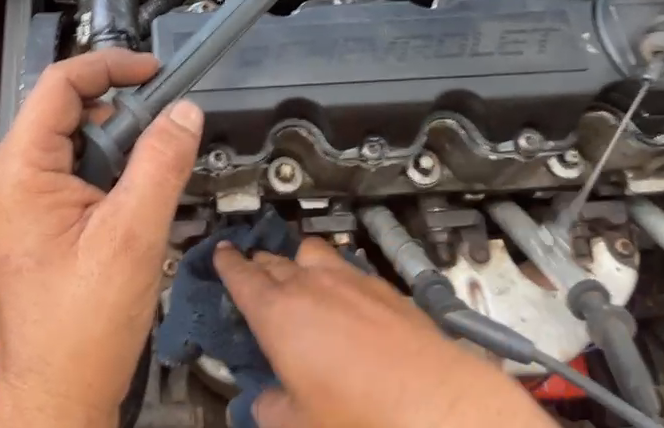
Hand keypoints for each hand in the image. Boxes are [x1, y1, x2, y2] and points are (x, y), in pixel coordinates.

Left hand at [0, 49, 203, 427]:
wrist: (59, 395)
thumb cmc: (81, 330)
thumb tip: (184, 111)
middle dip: (120, 116)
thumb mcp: (133, 236)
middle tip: (160, 139)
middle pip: (68, 108)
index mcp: (17, 170)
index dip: (111, 67)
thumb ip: (161, 163)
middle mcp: (8, 175)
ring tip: (142, 190)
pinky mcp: (33, 215)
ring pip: (75, 138)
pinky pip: (73, 167)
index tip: (154, 71)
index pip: (61, 84)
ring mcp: (17, 195)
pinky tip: (128, 206)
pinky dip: (109, 172)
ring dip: (117, 148)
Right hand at [214, 238, 556, 427]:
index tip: (221, 256)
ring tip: (299, 279)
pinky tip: (345, 300)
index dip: (227, 264)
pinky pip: (348, 267)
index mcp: (278, 313)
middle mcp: (311, 285)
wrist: (441, 408)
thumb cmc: (367, 417)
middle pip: (273, 260)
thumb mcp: (300, 424)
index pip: (241, 275)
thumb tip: (267, 404)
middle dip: (259, 265)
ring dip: (299, 262)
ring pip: (312, 252)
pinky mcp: (384, 288)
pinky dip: (337, 276)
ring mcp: (350, 281)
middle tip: (253, 274)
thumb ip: (273, 409)